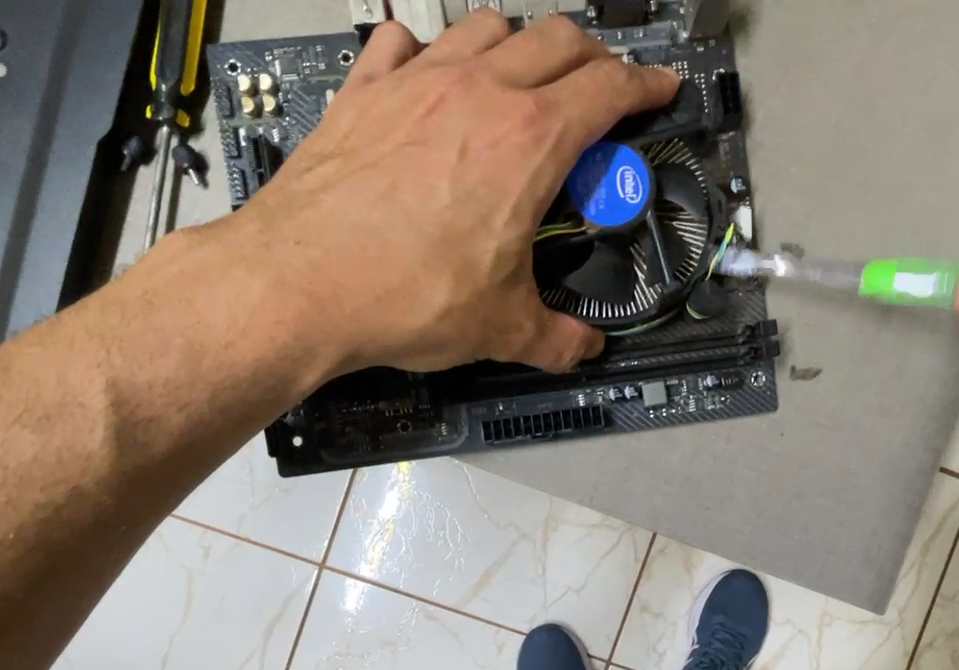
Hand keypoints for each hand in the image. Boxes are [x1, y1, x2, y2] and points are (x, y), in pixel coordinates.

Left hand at [182, 12, 679, 379]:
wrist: (299, 285)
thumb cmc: (402, 295)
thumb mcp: (502, 330)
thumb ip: (556, 338)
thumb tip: (581, 348)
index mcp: (529, 143)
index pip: (608, 88)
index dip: (645, 85)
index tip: (659, 88)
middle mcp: (478, 95)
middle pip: (558, 40)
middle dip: (593, 58)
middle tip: (599, 91)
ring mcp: (417, 84)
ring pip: (488, 26)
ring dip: (519, 45)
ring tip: (522, 83)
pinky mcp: (364, 94)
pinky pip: (403, 42)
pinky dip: (429, 52)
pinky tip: (430, 81)